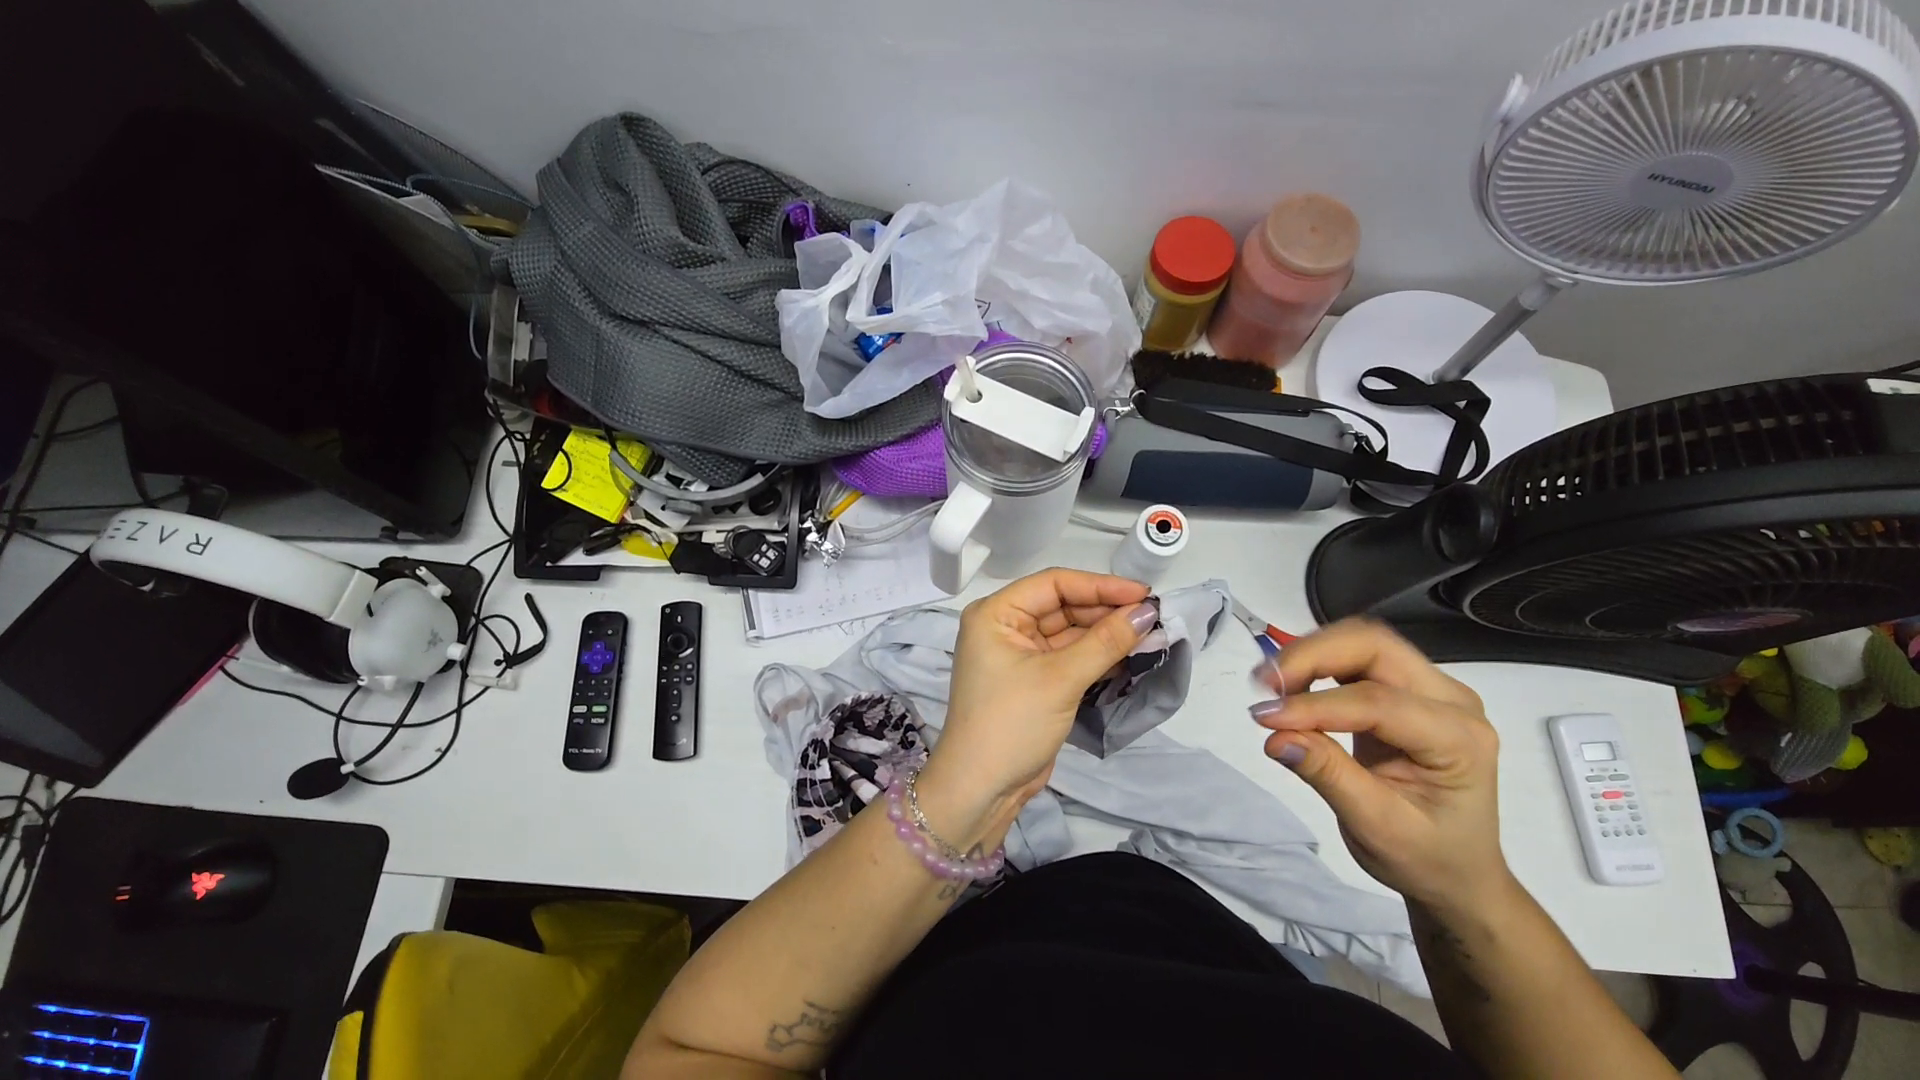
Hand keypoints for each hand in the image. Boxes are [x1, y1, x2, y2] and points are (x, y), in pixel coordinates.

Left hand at [922, 569, 1155, 819]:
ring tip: (1151, 634)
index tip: (1143, 594)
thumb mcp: (1060, 679)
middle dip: (1107, 611)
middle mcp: (1005, 628)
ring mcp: (1019, 656)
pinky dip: (1098, 656)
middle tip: (1154, 617)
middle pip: (1063, 606)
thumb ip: (1106, 641)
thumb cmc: (1011, 723)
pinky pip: (1070, 657)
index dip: (1100, 585)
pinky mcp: (1034, 682)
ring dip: (1107, 635)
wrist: (982, 789)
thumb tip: (1148, 610)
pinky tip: (1130, 655)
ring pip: (1070, 633)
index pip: (1054, 584)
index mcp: (996, 614)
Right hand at [1250, 618, 1509, 909]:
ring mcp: (1432, 690)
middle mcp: (1452, 700)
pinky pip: (1359, 660)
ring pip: (1365, 643)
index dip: (1316, 704)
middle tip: (1264, 685)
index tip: (1264, 718)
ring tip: (1271, 686)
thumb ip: (1328, 775)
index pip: (1379, 701)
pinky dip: (1320, 665)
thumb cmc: (1425, 858)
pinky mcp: (1407, 690)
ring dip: (1312, 655)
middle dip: (1313, 656)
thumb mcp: (1376, 828)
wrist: (1458, 873)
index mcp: (1459, 739)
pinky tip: (1292, 687)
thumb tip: (1275, 736)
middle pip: (1375, 647)